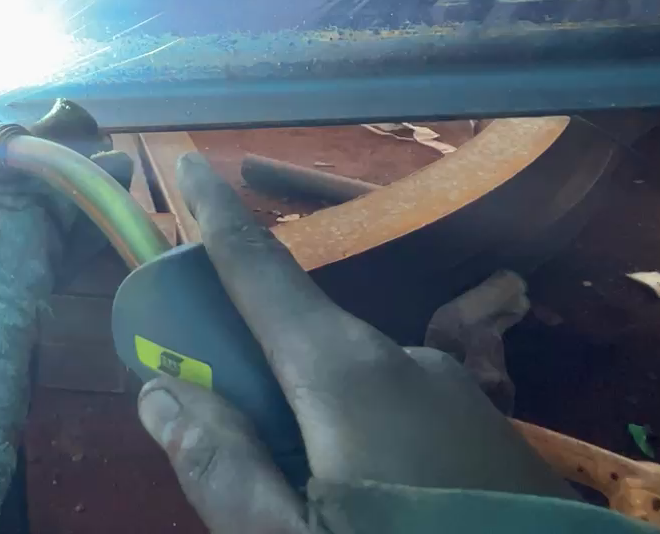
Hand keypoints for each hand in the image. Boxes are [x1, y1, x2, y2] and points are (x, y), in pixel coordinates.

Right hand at [135, 153, 570, 533]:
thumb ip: (222, 470)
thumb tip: (161, 393)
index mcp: (346, 375)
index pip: (260, 266)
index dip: (215, 212)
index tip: (190, 160)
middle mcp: (404, 361)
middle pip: (300, 334)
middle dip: (254, 360)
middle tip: (236, 431)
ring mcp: (461, 395)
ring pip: (352, 382)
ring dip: (315, 413)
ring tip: (322, 501)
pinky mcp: (498, 435)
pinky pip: (403, 414)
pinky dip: (369, 440)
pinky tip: (389, 511)